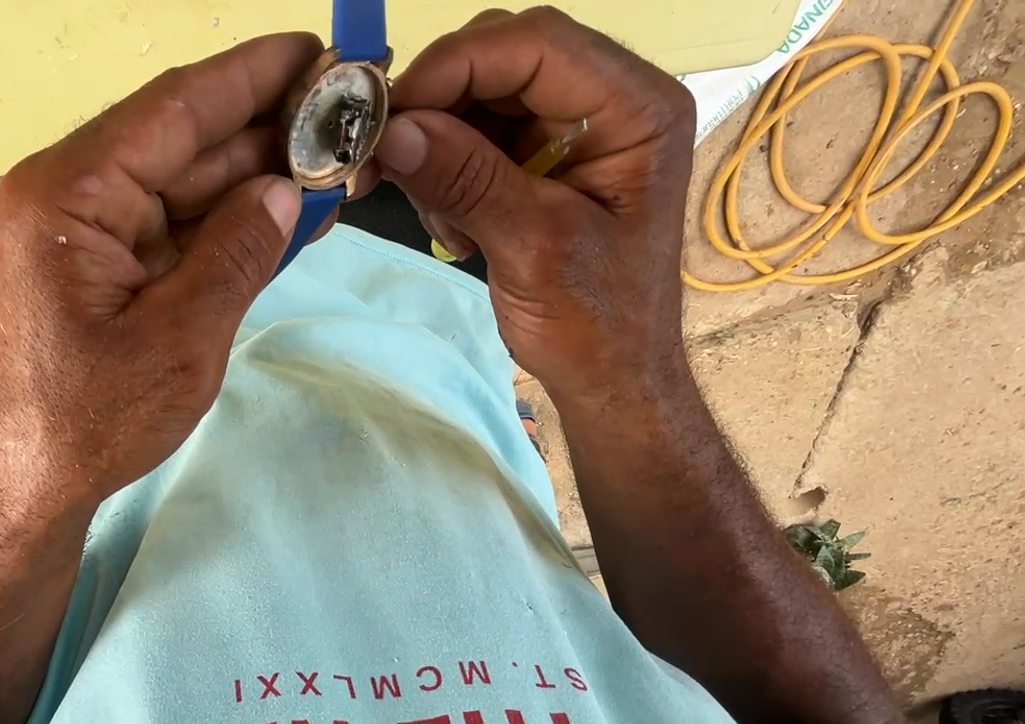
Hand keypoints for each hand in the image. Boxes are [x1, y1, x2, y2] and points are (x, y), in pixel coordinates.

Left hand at [0, 33, 318, 516]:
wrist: (40, 481)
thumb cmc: (96, 419)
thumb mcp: (182, 339)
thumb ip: (237, 254)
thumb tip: (284, 190)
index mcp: (72, 195)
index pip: (175, 111)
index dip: (250, 77)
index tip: (314, 52)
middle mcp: (73, 197)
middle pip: (182, 144)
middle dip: (263, 133)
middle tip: (341, 119)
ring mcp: (89, 234)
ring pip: (184, 187)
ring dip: (253, 181)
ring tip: (328, 167)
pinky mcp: (105, 269)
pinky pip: (176, 230)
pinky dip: (228, 225)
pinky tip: (283, 213)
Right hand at [374, 7, 695, 401]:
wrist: (609, 376)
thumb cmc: (593, 323)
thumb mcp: (532, 248)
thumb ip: (467, 181)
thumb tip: (393, 131)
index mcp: (634, 109)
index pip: (536, 46)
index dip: (455, 67)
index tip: (389, 115)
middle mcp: (607, 102)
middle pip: (503, 62)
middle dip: (440, 110)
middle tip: (389, 163)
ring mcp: (571, 133)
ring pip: (480, 102)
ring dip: (439, 152)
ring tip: (444, 221)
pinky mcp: (540, 164)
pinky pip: (475, 143)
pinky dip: (447, 178)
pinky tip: (457, 230)